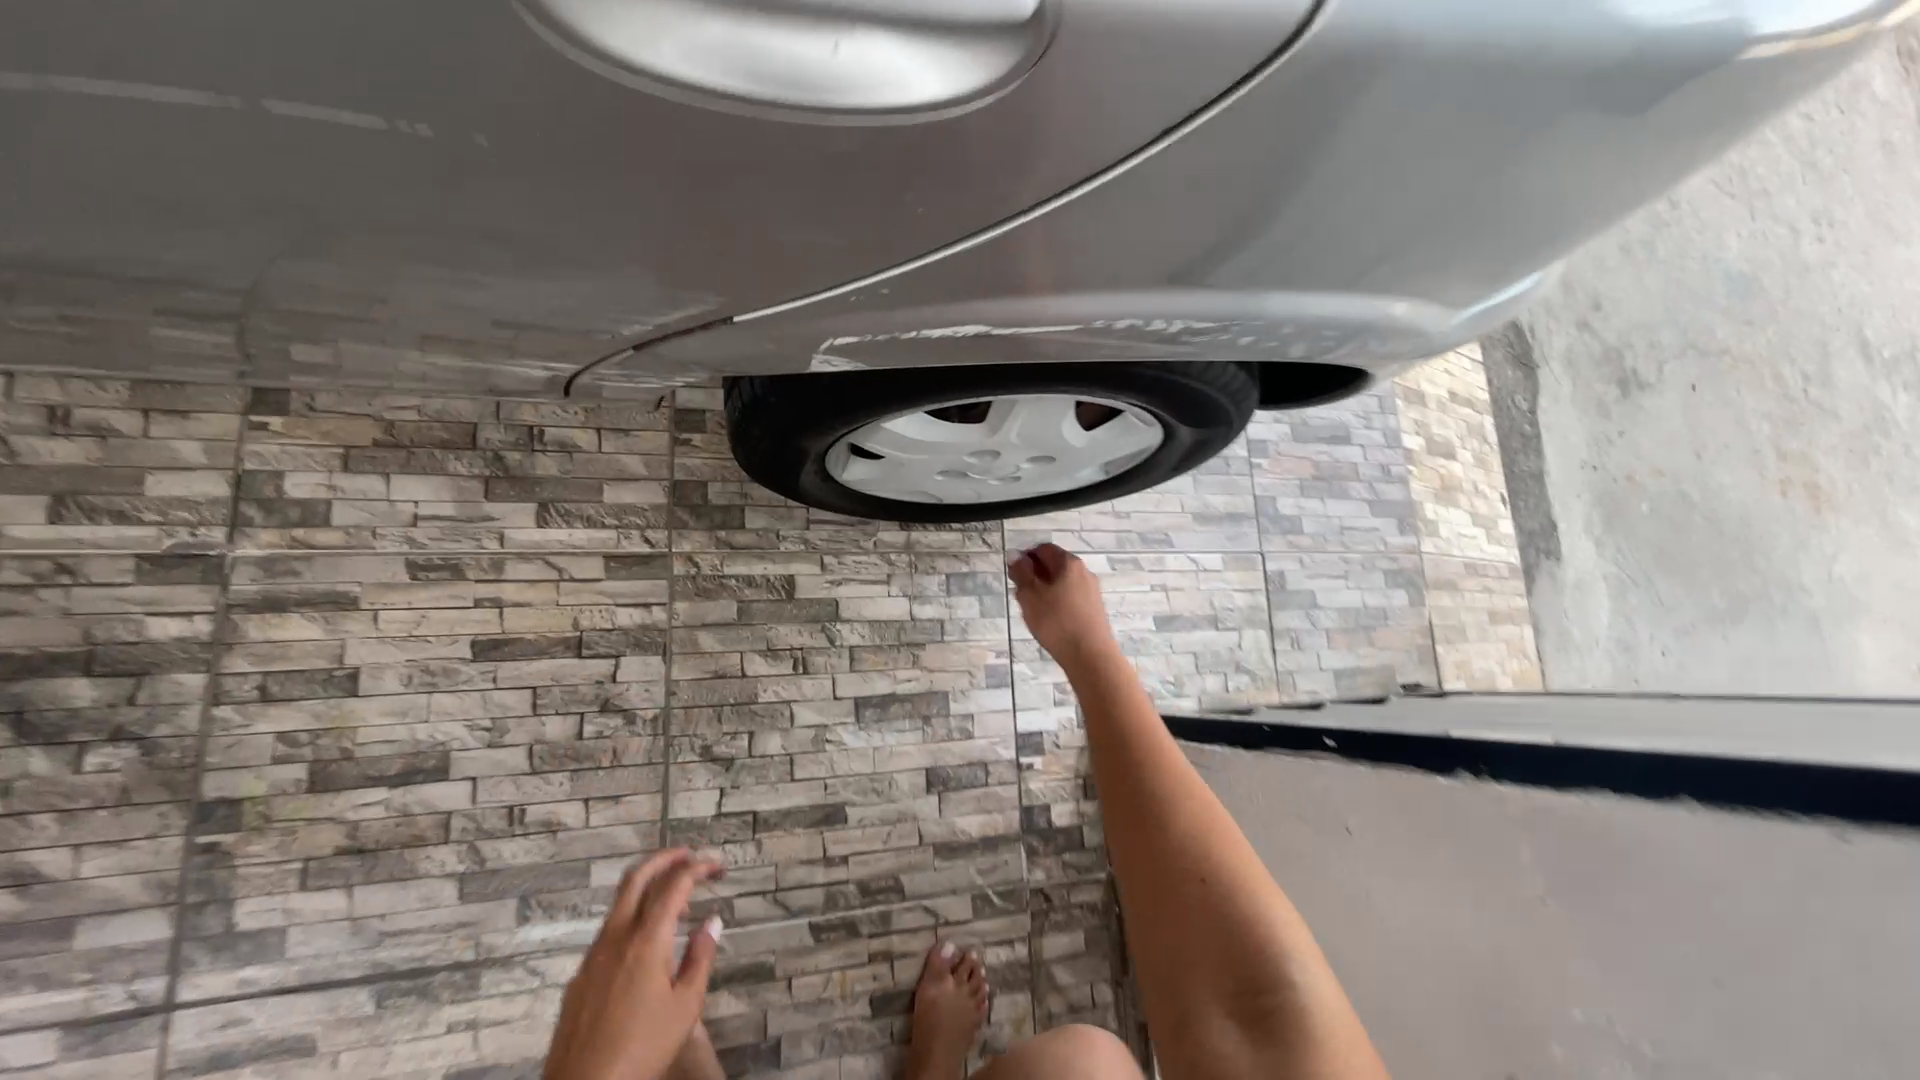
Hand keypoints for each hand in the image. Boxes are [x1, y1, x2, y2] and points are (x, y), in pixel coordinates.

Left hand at [545, 849, 724, 1079]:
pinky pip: (609, 933)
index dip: (697, 868)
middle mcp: (615, 938)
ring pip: (619, 904)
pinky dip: (632, 920)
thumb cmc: (643, 1048)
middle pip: (636, 878)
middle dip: (665, 859)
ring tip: (677, 902)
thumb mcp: (686, 1007)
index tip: (718, 866)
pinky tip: (647, 946)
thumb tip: (712, 921)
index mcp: (646, 940)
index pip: (674, 885)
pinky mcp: (580, 978)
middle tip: (690, 856)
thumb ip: (700, 958)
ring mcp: (592, 957)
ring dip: (647, 889)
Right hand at [1008, 544, 1118, 670]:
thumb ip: (1021, 573)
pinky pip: (1071, 597)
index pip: (1043, 549)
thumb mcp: (1031, 595)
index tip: (1014, 576)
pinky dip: (1057, 602)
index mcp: (1069, 563)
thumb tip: (1014, 554)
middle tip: (1021, 595)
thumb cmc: (1056, 622)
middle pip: (1054, 565)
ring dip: (1045, 590)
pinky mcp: (1094, 608)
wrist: (1090, 655)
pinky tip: (1050, 620)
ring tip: (1033, 610)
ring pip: (1062, 583)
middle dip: (1035, 575)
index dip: (1025, 558)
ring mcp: (1092, 590)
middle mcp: (1084, 572)